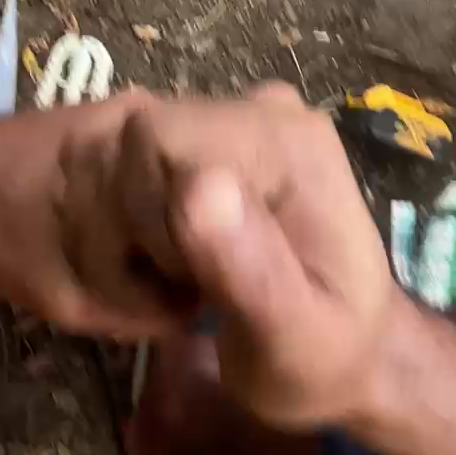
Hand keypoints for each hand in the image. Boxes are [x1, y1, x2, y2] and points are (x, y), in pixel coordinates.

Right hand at [0, 83, 394, 429]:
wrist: (337, 348)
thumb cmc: (323, 351)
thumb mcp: (291, 339)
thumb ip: (245, 263)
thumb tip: (196, 182)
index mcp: (282, 135)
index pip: (161, 154)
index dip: (149, 225)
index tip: (187, 281)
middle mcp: (253, 102)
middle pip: (135, 152)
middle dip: (138, 230)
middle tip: (186, 286)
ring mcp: (223, 111)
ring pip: (118, 160)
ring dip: (126, 232)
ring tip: (180, 277)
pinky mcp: (197, 130)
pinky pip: (123, 167)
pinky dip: (124, 222)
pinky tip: (166, 252)